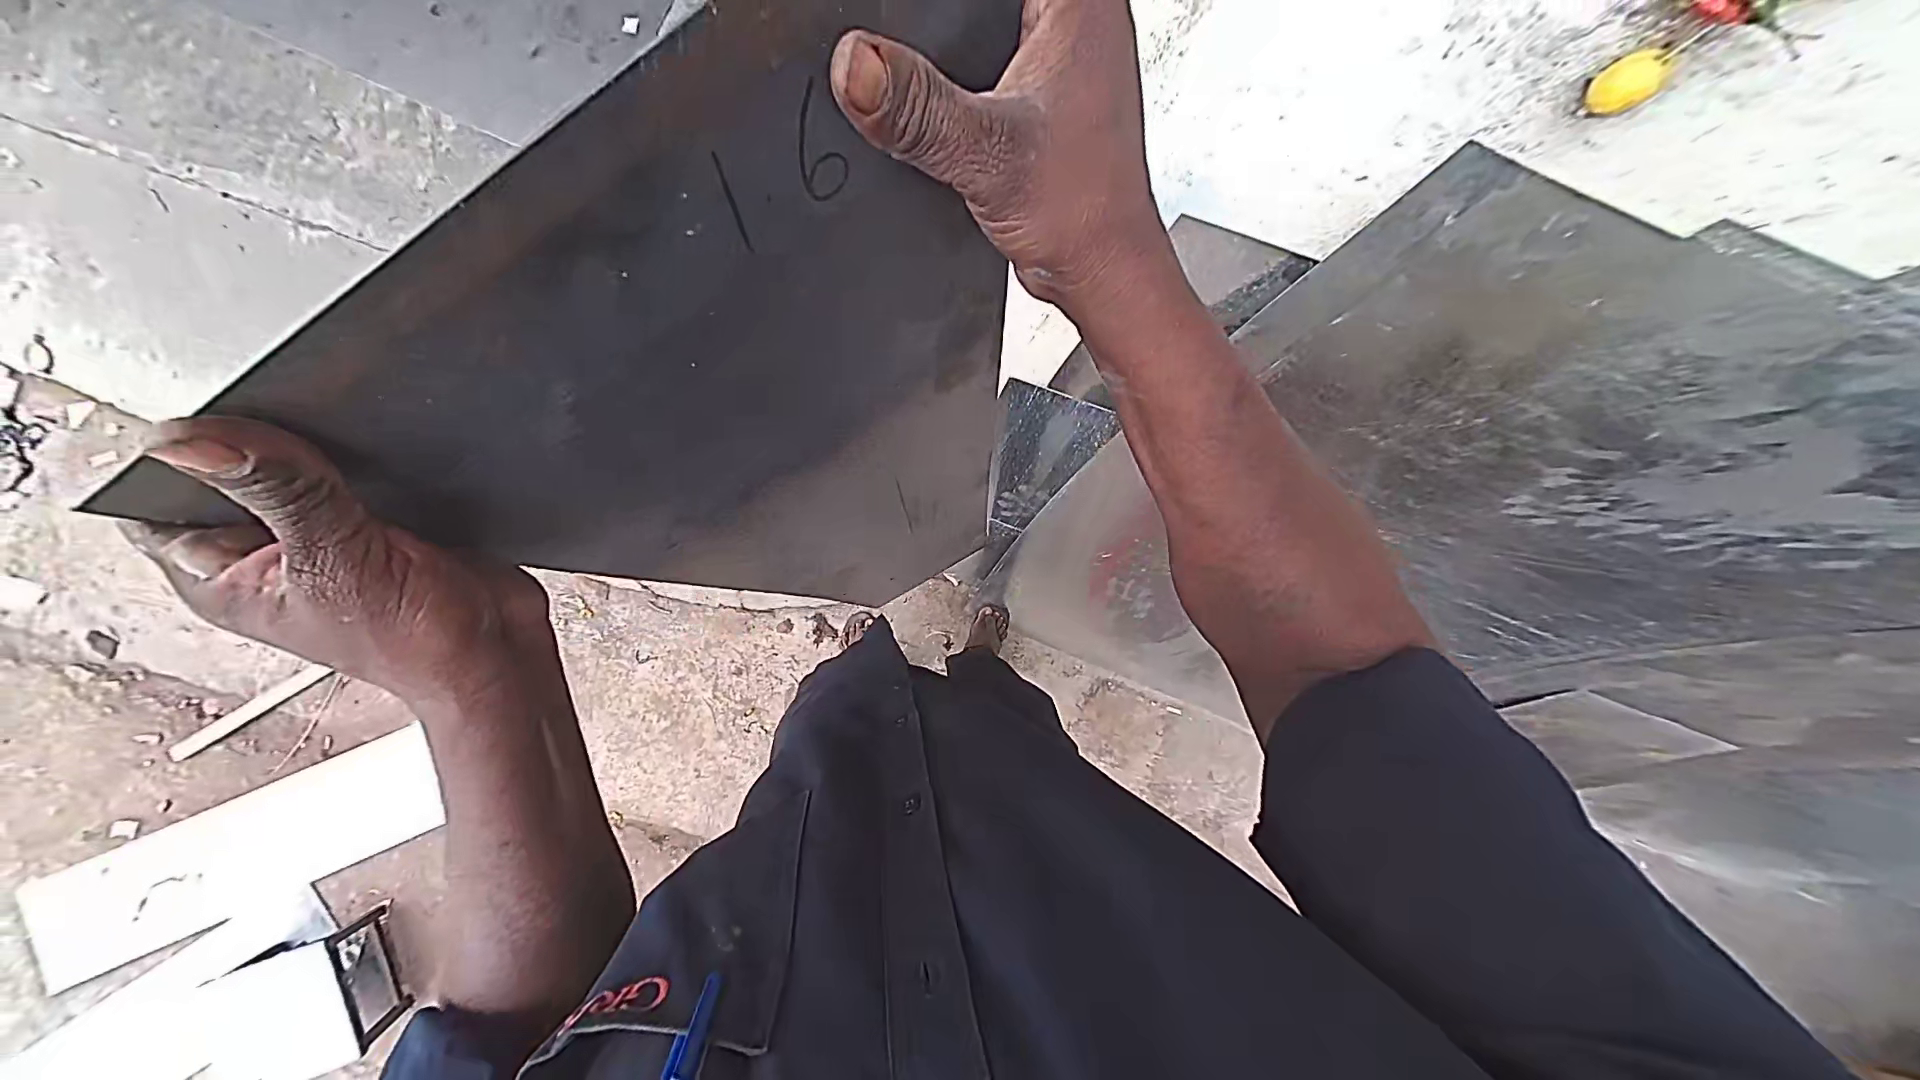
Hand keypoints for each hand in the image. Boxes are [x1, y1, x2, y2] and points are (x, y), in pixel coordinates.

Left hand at [121, 417, 557, 706]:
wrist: (498, 647)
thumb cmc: (415, 640)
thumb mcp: (338, 562)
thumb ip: (280, 495)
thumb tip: (195, 441)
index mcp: (225, 573)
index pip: (161, 490)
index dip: (183, 449)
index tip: (220, 417)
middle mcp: (275, 552)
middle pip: (242, 469)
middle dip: (272, 444)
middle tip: (305, 442)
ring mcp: (338, 535)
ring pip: (313, 467)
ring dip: (337, 453)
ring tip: (360, 464)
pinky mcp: (394, 523)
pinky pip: (375, 474)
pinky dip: (388, 461)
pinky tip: (401, 465)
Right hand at [830, 0, 1173, 310]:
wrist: (1095, 269)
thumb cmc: (1081, 212)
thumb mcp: (985, 153)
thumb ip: (917, 109)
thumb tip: (855, 66)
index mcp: (1076, 3)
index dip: (944, 3)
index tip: (925, 41)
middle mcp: (1071, 22)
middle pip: (978, 2)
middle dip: (939, 26)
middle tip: (912, 55)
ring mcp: (1055, 64)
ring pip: (981, 33)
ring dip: (947, 55)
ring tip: (928, 82)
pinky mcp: (1039, 103)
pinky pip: (985, 74)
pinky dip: (956, 88)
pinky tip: (941, 110)